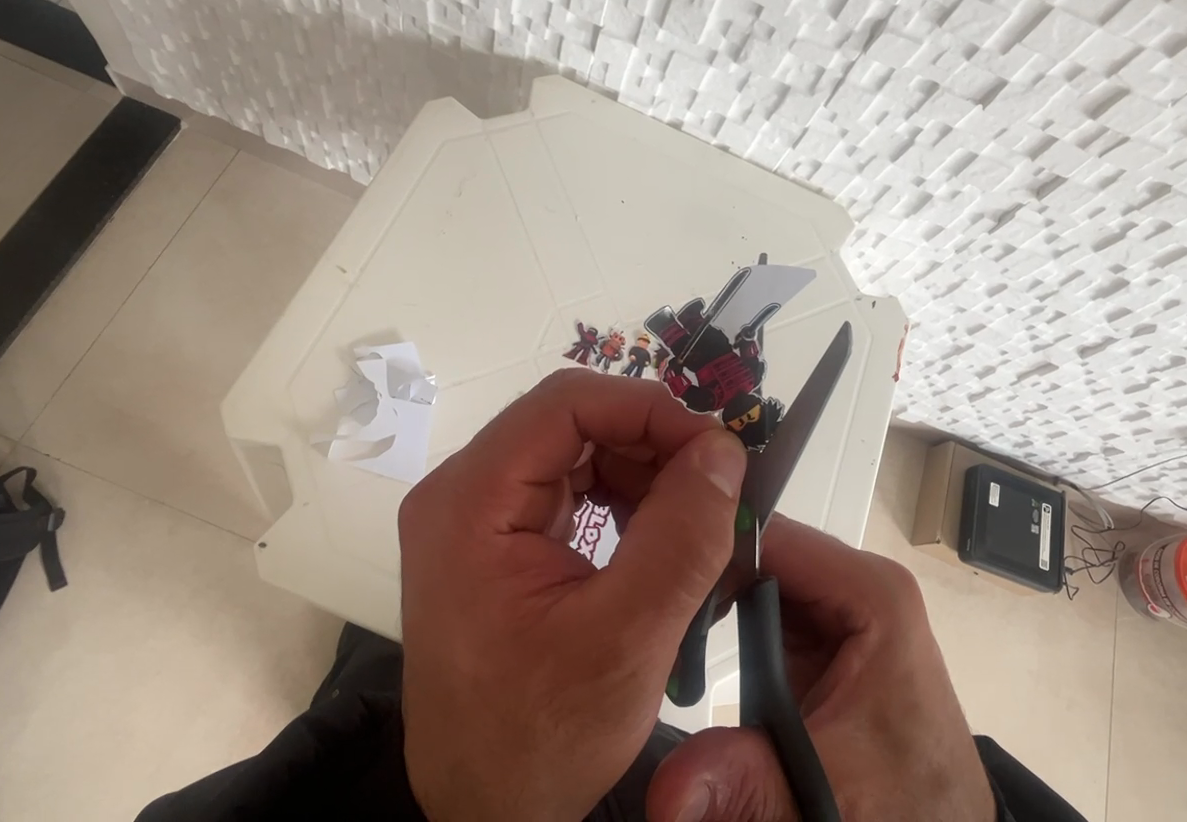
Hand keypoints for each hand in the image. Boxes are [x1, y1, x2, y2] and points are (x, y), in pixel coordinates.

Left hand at [399, 369, 749, 820]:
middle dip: (650, 442)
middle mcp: (463, 492)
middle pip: (570, 422)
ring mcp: (477, 514)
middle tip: (716, 484)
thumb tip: (722, 451)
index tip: (714, 450)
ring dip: (642, 470)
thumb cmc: (540, 737)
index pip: (565, 404)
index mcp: (470, 502)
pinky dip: (622, 498)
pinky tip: (658, 532)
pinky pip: (569, 489)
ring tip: (695, 515)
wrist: (483, 808)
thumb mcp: (626, 640)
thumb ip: (681, 538)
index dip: (647, 410)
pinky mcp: (496, 539)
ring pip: (574, 450)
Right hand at [644, 518, 994, 821]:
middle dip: (703, 573)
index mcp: (872, 593)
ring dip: (708, 593)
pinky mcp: (822, 627)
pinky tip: (689, 639)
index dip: (710, 552)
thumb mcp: (827, 790)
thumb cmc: (909, 805)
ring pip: (753, 569)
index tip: (657, 588)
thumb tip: (667, 789)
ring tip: (662, 625)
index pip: (772, 536)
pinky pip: (758, 597)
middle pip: (759, 546)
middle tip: (650, 611)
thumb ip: (748, 779)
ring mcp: (838, 603)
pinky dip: (722, 614)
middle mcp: (856, 582)